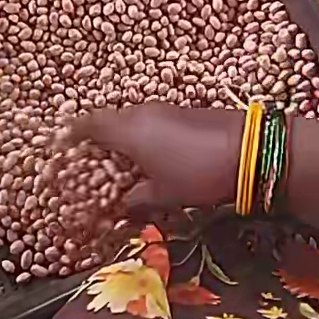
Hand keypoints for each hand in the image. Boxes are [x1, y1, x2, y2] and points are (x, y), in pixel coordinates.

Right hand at [62, 104, 244, 208]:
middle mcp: (142, 113)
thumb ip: (136, 200)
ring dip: (125, 140)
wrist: (253, 150)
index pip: (88, 124)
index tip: (65, 145)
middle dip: (100, 141)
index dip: (74, 134)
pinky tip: (155, 159)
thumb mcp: (163, 194)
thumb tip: (121, 209)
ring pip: (133, 121)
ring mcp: (166, 109)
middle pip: (110, 121)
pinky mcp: (185, 112)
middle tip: (95, 164)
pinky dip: (146, 138)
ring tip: (126, 165)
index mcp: (128, 130)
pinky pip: (153, 123)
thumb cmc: (197, 173)